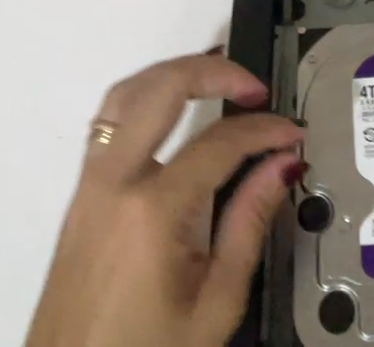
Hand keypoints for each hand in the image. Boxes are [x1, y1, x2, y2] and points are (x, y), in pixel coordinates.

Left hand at [25, 50, 301, 346]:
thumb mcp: (215, 303)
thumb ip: (249, 222)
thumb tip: (282, 164)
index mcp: (153, 211)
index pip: (220, 142)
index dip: (265, 129)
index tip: (292, 132)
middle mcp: (114, 183)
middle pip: (162, 88)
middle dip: (215, 70)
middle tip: (255, 87)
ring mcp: (90, 184)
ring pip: (126, 92)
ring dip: (173, 73)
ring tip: (217, 79)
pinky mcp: (80, 194)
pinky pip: (109, 119)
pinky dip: (146, 95)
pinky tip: (174, 108)